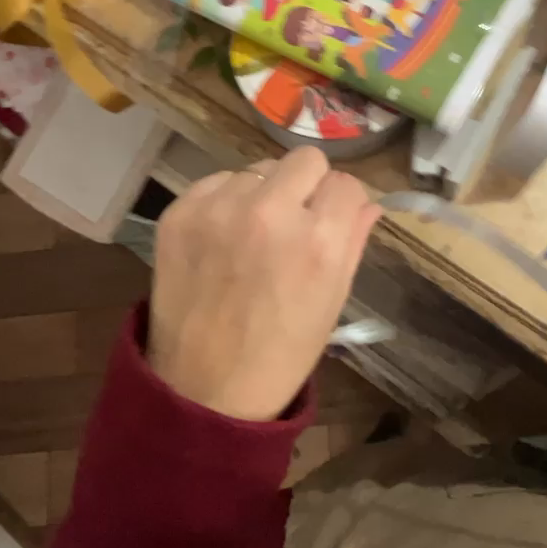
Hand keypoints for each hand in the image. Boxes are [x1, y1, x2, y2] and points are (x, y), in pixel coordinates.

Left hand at [147, 148, 380, 421]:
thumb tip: (366, 203)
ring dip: (263, 194)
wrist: (205, 387)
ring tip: (252, 237)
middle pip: (305, 160)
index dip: (341, 204)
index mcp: (319, 241)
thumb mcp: (333, 301)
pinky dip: (225, 203)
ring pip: (258, 169)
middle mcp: (271, 212)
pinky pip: (217, 182)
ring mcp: (220, 208)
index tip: (331, 221)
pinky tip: (222, 240)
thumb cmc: (282, 352)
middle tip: (295, 222)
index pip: (347, 183)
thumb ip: (353, 241)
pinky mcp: (180, 212)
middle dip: (307, 186)